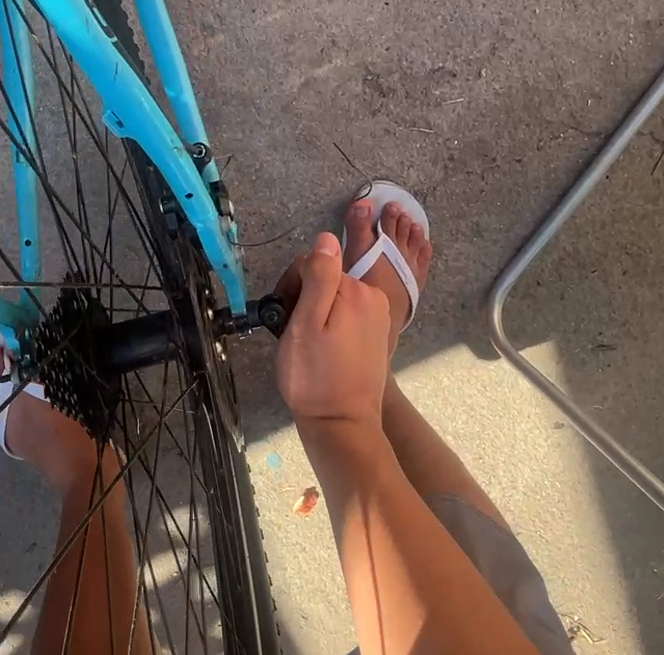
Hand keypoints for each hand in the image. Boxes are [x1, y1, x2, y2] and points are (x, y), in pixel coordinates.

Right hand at [275, 232, 392, 427]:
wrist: (342, 426)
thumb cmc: (315, 377)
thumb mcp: (307, 324)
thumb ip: (319, 277)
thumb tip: (327, 238)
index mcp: (356, 290)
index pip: (313, 265)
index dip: (292, 287)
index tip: (285, 315)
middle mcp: (373, 297)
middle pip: (326, 278)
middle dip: (304, 298)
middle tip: (294, 333)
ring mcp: (378, 316)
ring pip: (335, 296)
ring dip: (316, 311)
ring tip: (307, 344)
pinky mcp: (377, 334)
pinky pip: (347, 313)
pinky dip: (331, 324)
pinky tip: (323, 349)